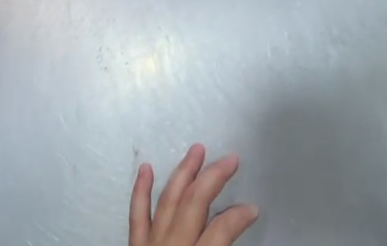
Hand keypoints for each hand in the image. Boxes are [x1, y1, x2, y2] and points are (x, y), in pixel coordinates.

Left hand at [129, 144, 257, 245]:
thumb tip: (233, 229)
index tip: (252, 208)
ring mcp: (149, 243)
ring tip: (197, 150)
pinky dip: (141, 190)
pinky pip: (136, 214)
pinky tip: (146, 168)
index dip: (239, 216)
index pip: (221, 230)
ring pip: (167, 200)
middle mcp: (172, 244)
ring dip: (183, 173)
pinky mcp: (135, 245)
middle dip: (213, 177)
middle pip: (194, 203)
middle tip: (231, 158)